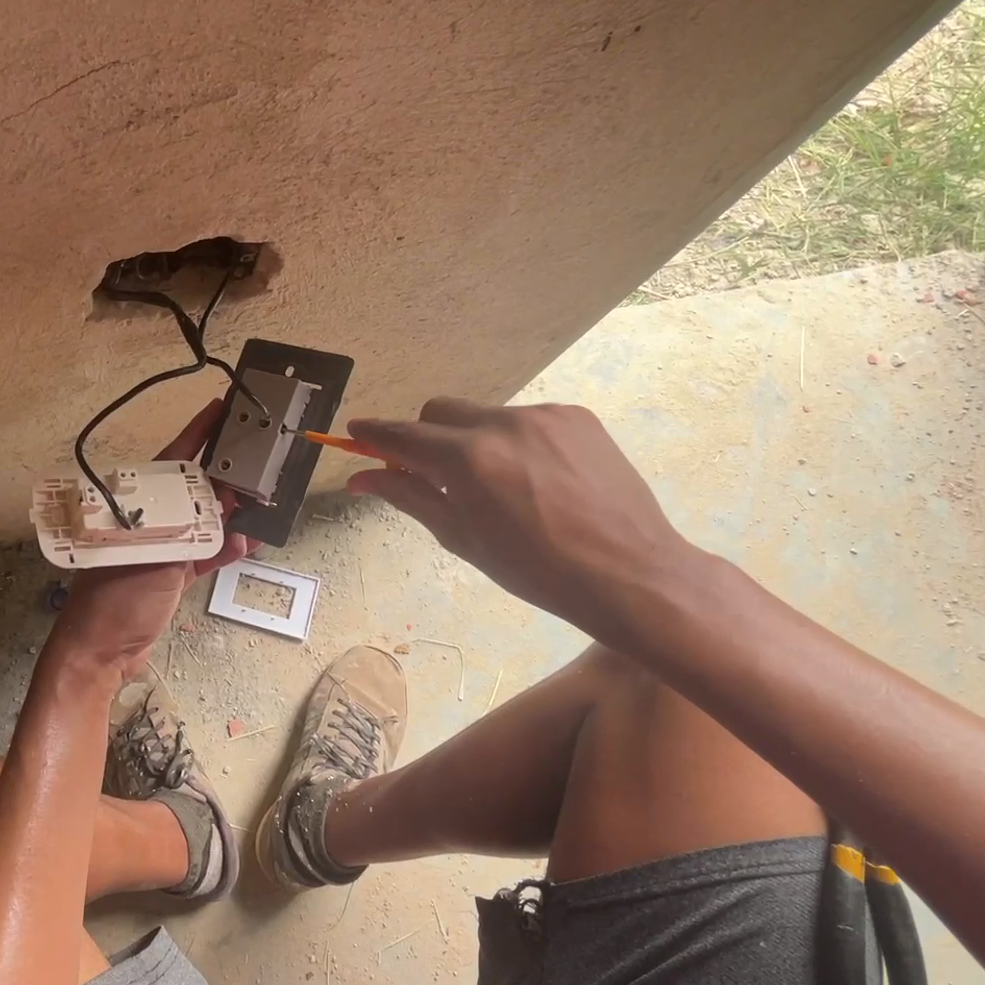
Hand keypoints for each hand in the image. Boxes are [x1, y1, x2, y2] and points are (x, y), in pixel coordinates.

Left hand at [46, 399, 257, 678]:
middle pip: (192, 489)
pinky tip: (246, 542)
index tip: (222, 407)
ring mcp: (160, 548)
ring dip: (229, 516)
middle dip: (224, 477)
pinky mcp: (170, 575)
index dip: (197, 432)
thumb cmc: (117, 598)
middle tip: (257, 464)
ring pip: (202, 522)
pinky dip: (223, 549)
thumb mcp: (158, 556)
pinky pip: (203, 554)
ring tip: (259, 505)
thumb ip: (193, 529)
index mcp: (134, 507)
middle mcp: (147, 522)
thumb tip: (227, 500)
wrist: (100, 651)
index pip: (172, 460)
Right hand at [344, 398, 702, 647]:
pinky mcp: (576, 416)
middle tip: (430, 474)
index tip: (354, 435)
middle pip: (439, 411)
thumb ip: (409, 496)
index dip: (373, 435)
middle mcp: (502, 423)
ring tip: (497, 485)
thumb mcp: (461, 537)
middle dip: (424, 436)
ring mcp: (544, 415)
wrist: (629, 573)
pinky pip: (524, 420)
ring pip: (483, 415)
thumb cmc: (535, 570)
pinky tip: (534, 478)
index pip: (402, 435)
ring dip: (471, 440)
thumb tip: (362, 478)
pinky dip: (512, 442)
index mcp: (467, 459)